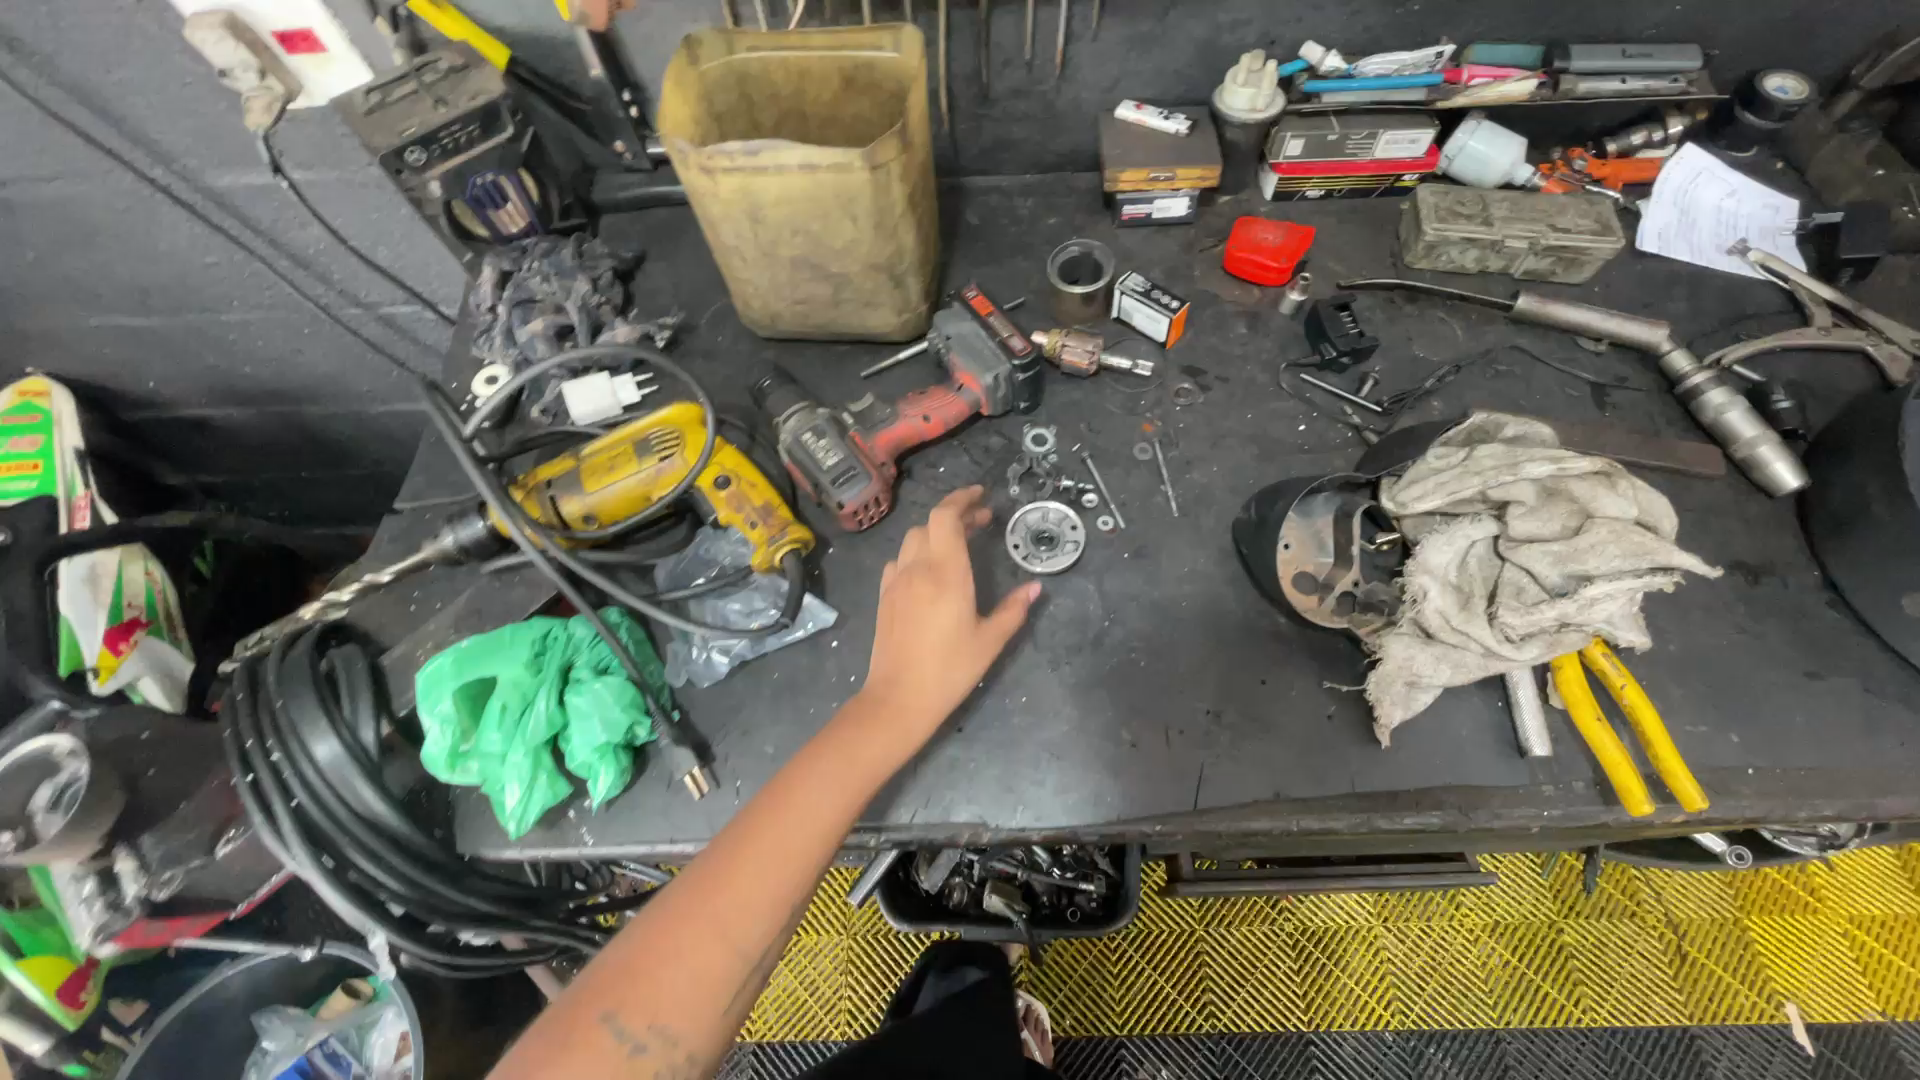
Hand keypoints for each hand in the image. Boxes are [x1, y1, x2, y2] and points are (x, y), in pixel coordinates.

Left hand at [853, 486, 1039, 750]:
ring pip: (912, 540)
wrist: (899, 697)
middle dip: (955, 514)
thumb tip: (1035, 588)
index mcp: (947, 573)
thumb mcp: (990, 641)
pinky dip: (916, 553)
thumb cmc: (950, 669)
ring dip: (934, 533)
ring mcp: (896, 581)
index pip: (946, 517)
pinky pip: (899, 561)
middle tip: (980, 522)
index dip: (962, 499)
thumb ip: (1014, 610)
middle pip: (929, 523)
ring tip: (958, 544)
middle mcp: (917, 568)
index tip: (981, 497)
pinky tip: (929, 570)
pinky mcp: (884, 596)